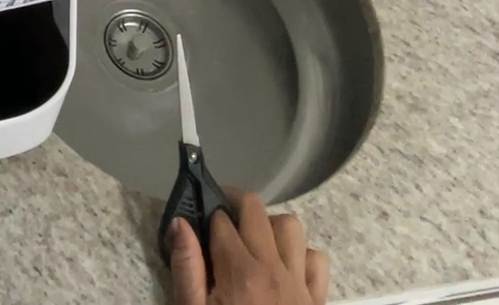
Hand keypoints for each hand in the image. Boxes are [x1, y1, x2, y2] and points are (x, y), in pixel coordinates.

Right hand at [169, 191, 329, 304]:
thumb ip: (186, 267)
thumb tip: (180, 223)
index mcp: (239, 272)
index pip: (220, 218)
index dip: (206, 216)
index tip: (199, 226)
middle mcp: (273, 270)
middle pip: (256, 208)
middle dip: (234, 203)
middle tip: (221, 219)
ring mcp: (300, 285)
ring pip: (291, 227)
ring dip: (270, 226)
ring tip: (255, 242)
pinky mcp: (319, 303)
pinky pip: (317, 260)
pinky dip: (302, 256)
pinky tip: (285, 269)